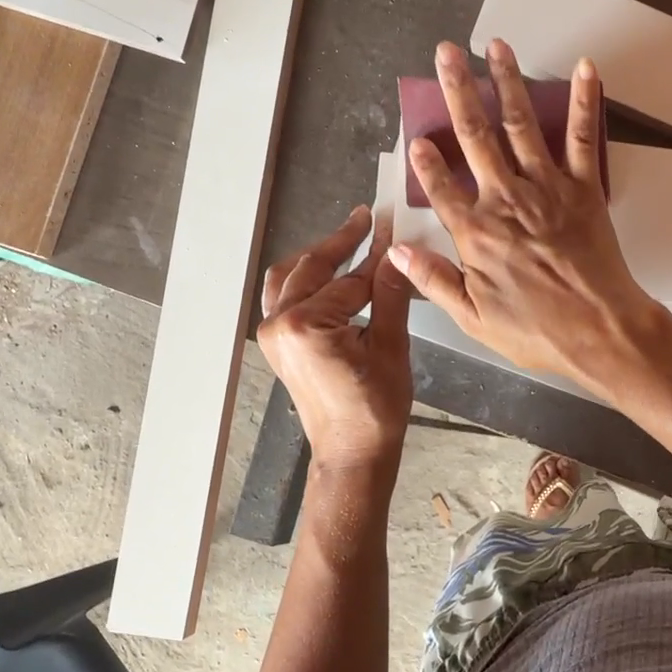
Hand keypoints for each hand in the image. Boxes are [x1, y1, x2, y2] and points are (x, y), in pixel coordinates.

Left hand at [258, 205, 413, 470]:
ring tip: (347, 240)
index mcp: (305, 324)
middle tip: (365, 218)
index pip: (349, 279)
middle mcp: (278, 323)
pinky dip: (305, 282)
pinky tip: (327, 275)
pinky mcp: (277, 345)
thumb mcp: (390, 347)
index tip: (390, 224)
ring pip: (290, 280)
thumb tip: (399, 252)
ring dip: (318, 259)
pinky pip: (285, 299)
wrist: (353, 453)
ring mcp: (272, 335)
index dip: (375, 254)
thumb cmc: (376, 408)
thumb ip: (390, 295)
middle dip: (341, 243)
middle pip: (311, 269)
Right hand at [387, 40, 671, 401]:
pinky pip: (582, 137)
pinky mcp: (584, 190)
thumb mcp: (475, 319)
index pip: (440, 188)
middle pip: (475, 137)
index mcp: (477, 234)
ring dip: (507, 82)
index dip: (426, 162)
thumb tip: (397, 254)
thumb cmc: (538, 332)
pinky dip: (584, 101)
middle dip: (458, 91)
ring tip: (495, 46)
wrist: (599, 330)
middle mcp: (507, 201)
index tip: (417, 137)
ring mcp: (547, 190)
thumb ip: (435, 282)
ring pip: (521, 125)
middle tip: (445, 53)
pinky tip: (584, 68)